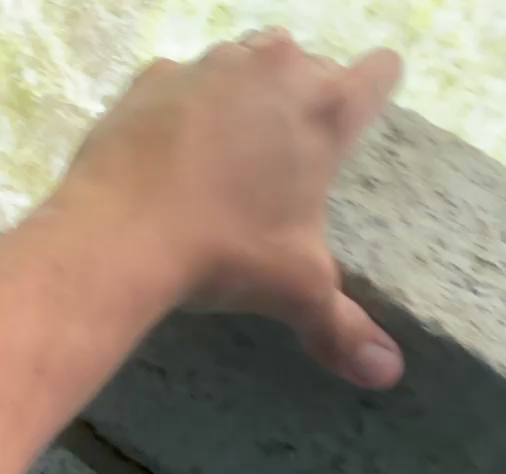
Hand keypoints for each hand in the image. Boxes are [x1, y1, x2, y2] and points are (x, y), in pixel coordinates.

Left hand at [44, 29, 404, 389]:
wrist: (119, 236)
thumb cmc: (223, 255)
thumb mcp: (292, 290)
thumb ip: (340, 326)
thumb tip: (386, 373)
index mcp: (326, 110)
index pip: (379, 74)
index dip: (373, 91)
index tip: (357, 117)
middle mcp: (274, 68)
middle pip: (304, 67)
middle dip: (294, 103)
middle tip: (272, 160)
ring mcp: (208, 68)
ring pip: (240, 66)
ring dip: (236, 100)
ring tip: (216, 157)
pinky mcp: (150, 81)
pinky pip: (175, 86)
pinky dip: (174, 113)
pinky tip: (160, 155)